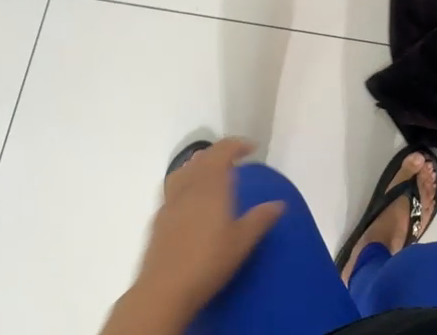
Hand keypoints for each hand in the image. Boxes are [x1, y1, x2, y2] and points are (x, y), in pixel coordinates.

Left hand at [117, 139, 283, 329]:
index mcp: (211, 185)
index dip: (237, 144)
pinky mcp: (157, 220)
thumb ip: (260, 219)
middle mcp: (188, 186)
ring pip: (183, 171)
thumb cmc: (207, 262)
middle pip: (202, 158)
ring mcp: (169, 202)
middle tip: (234, 160)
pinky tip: (190, 202)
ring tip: (210, 175)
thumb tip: (279, 204)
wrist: (162, 291)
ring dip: (198, 165)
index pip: (222, 151)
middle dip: (219, 153)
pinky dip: (185, 185)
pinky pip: (172, 189)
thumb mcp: (241, 242)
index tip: (252, 148)